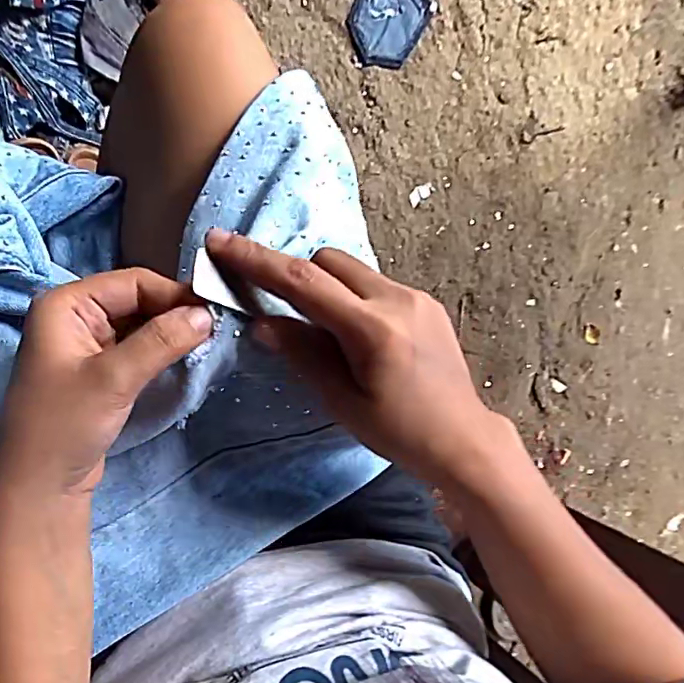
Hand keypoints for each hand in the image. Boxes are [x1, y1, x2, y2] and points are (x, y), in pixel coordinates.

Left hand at [0, 269, 211, 500]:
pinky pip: (136, 352)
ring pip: (140, 328)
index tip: (216, 311)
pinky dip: (160, 354)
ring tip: (208, 344)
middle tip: (218, 330)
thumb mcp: (114, 379)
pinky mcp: (100, 374)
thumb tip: (207, 314)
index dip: (175, 294)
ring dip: (170, 335)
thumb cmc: (66, 425)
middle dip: (175, 314)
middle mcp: (74, 318)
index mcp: (65, 304)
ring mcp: (87, 347)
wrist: (42, 484)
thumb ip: (160, 342)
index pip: (132, 283)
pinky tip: (185, 360)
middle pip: (137, 302)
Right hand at [203, 228, 512, 490]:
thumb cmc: (400, 433)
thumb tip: (264, 323)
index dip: (256, 261)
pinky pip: (375, 286)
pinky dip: (353, 299)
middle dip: (297, 277)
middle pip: (328, 261)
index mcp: (372, 330)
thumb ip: (304, 356)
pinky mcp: (427, 304)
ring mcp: (416, 298)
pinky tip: (359, 339)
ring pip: (353, 270)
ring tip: (328, 336)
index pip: (303, 283)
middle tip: (283, 313)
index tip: (221, 243)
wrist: (462, 439)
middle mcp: (397, 300)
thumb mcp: (343, 402)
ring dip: (327, 289)